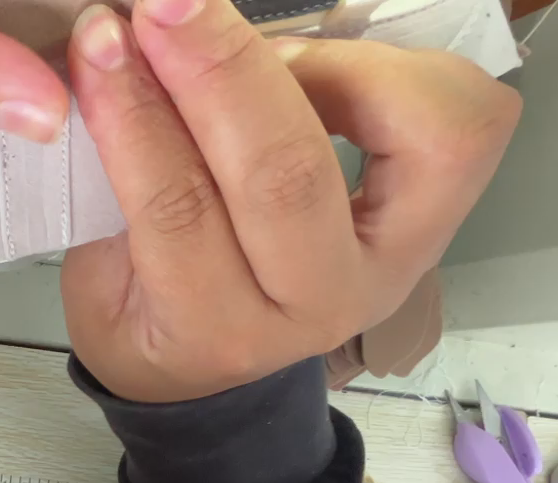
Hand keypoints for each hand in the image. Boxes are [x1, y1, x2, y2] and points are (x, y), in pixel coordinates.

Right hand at [61, 0, 520, 403]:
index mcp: (211, 331)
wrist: (202, 371)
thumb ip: (112, 203)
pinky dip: (392, 69)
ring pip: (401, 127)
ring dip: (314, 58)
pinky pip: (461, 121)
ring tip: (239, 48)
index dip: (134, 115)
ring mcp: (393, 263)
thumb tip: (117, 81)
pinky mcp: (436, 223)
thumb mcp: (97, 289)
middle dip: (217, 66)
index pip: (173, 209)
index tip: (101, 43)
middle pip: (281, 166)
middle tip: (163, 3)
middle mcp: (315, 306)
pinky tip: (312, 70)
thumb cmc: (139, 329)